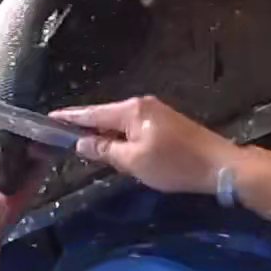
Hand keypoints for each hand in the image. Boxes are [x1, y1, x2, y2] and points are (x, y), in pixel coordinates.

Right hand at [51, 95, 240, 194]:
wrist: (223, 166)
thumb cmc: (175, 164)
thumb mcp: (133, 161)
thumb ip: (103, 149)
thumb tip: (80, 142)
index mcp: (130, 110)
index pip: (90, 112)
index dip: (68, 117)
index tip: (48, 118)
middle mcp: (140, 104)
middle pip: (103, 115)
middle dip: (84, 126)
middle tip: (62, 137)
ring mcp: (154, 111)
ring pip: (118, 122)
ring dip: (103, 133)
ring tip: (84, 144)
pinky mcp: (164, 122)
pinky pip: (131, 126)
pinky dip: (119, 135)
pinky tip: (114, 146)